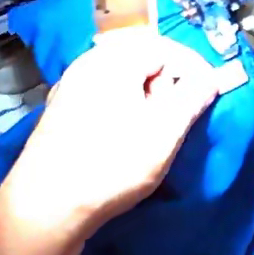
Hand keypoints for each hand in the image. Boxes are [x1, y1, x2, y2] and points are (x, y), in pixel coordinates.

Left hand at [0, 31, 218, 254]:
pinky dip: (123, 107)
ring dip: (146, 96)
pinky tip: (126, 136)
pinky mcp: (59, 114)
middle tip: (182, 111)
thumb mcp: (165, 131)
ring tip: (158, 127)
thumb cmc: (112, 164)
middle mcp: (87, 64)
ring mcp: (69, 88)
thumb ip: (192, 98)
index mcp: (114, 60)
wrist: (43, 207)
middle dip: (168, 81)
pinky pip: (102, 96)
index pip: (165, 47)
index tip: (210, 92)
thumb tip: (208, 79)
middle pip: (140, 58)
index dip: (192, 67)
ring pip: (120, 79)